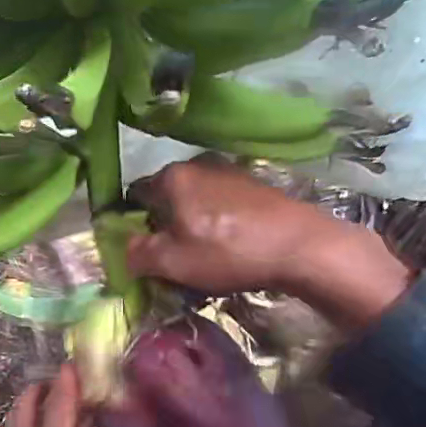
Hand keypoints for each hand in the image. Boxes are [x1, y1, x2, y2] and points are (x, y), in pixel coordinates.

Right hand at [126, 157, 414, 332]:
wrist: (301, 247)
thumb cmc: (227, 252)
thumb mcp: (171, 262)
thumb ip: (136, 254)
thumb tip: (124, 249)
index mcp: (172, 177)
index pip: (134, 197)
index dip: (132, 226)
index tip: (141, 252)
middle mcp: (198, 165)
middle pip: (165, 200)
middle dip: (163, 228)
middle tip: (170, 261)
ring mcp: (230, 173)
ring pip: (193, 204)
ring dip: (190, 229)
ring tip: (200, 259)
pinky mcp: (255, 187)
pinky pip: (219, 207)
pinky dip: (215, 226)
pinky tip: (227, 250)